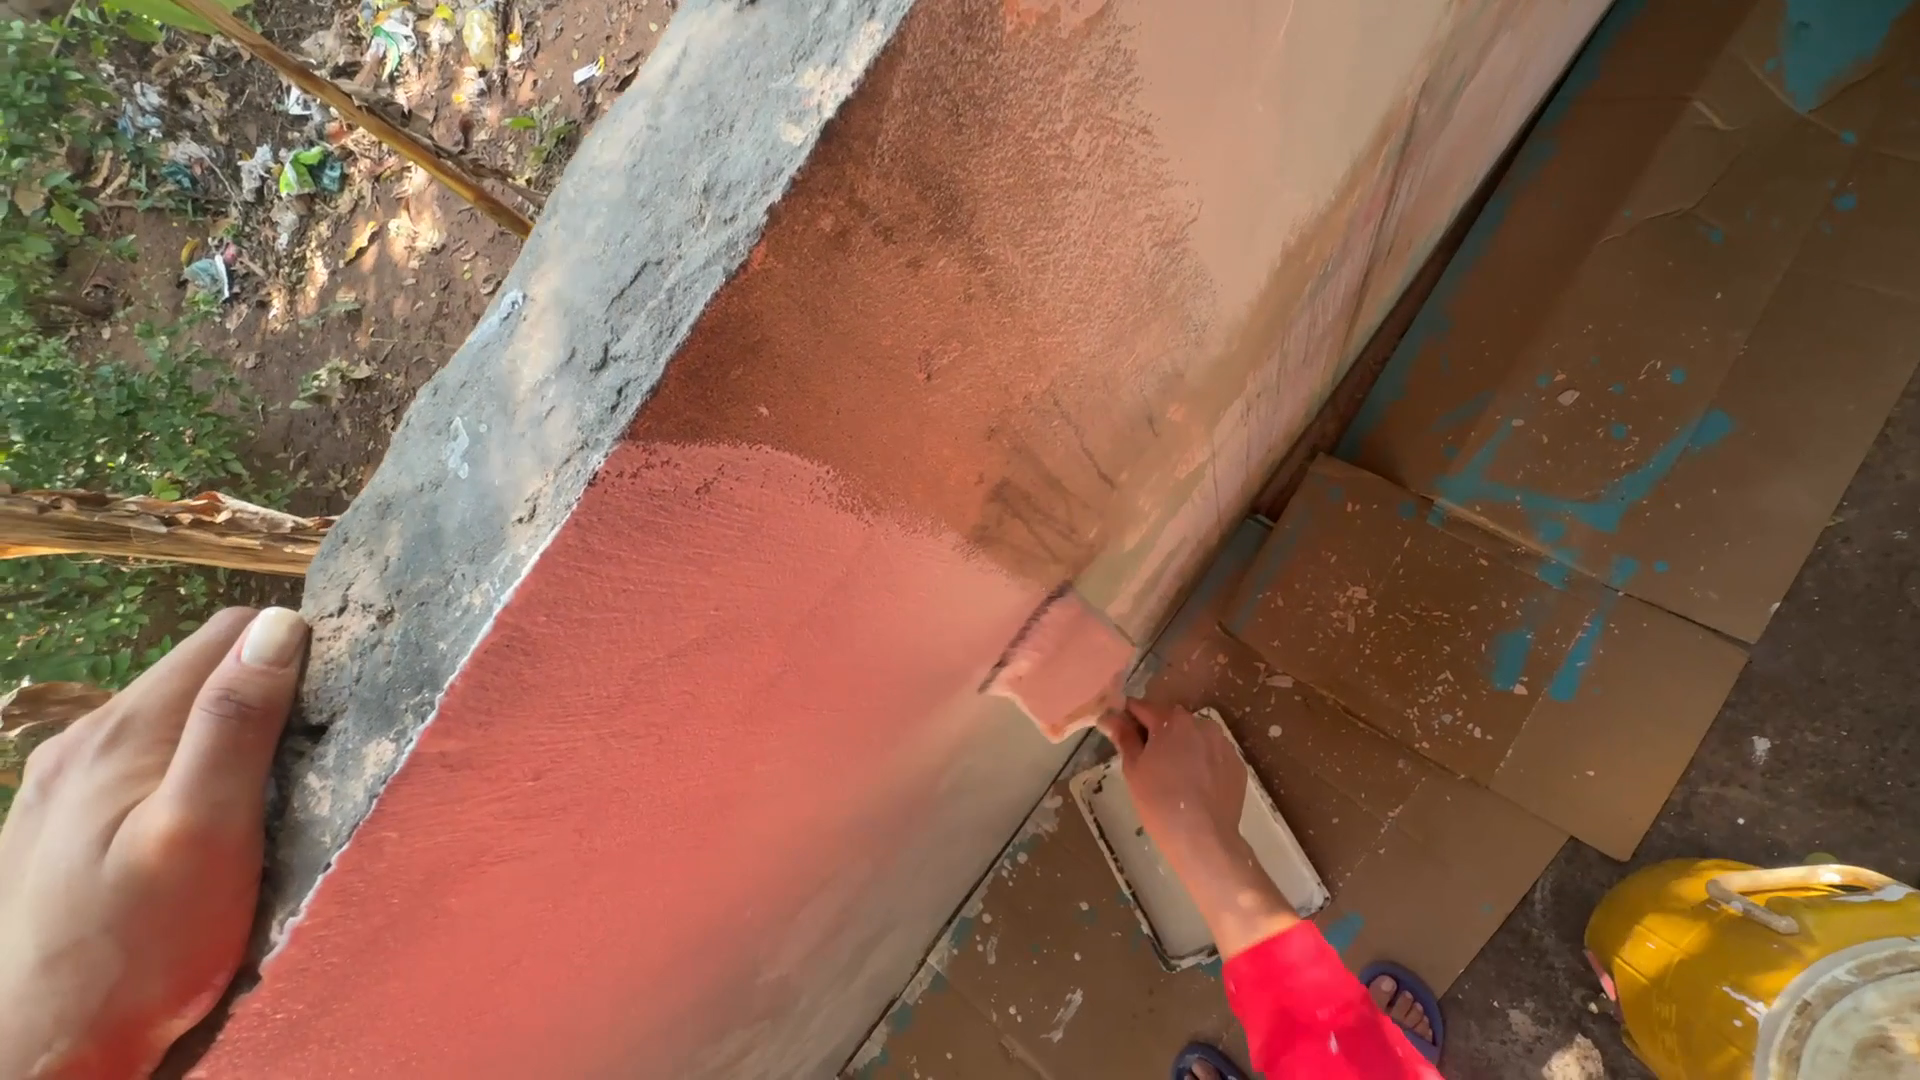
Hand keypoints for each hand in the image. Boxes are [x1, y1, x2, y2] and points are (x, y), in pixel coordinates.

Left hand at [0, 607, 308, 1078]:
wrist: (42, 1054)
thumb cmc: (143, 943)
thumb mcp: (206, 829)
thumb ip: (238, 723)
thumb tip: (281, 624)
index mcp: (122, 732)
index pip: (228, 633)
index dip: (296, 643)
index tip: (343, 686)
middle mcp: (86, 740)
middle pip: (203, 666)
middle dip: (274, 679)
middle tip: (326, 733)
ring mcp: (70, 779)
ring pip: (182, 709)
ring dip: (243, 718)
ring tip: (287, 768)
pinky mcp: (72, 815)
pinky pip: (157, 751)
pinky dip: (207, 753)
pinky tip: (227, 802)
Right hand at [1097, 700, 1296, 957]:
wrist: (1203, 839)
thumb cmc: (1159, 801)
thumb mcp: (1133, 768)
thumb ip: (1123, 736)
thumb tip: (1110, 716)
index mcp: (1171, 720)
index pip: (1142, 707)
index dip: (1128, 718)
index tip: (1121, 733)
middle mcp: (1200, 724)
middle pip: (1171, 720)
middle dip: (1158, 733)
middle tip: (1147, 762)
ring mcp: (1222, 744)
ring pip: (1194, 737)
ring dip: (1182, 747)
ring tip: (1174, 776)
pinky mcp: (1237, 765)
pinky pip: (1212, 755)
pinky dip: (1202, 763)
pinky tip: (1195, 787)